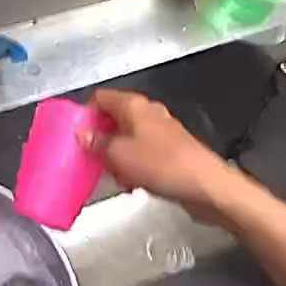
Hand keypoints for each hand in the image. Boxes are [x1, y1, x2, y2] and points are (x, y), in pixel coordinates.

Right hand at [84, 89, 239, 218]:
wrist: (208, 188)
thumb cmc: (162, 166)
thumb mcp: (119, 155)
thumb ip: (96, 143)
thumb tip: (81, 133)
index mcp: (133, 105)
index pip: (99, 98)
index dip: (85, 114)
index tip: (77, 137)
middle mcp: (148, 112)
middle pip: (113, 118)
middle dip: (100, 139)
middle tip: (92, 160)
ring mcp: (161, 130)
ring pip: (127, 137)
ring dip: (116, 155)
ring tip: (114, 176)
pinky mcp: (172, 149)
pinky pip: (143, 151)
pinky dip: (133, 164)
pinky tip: (133, 183)